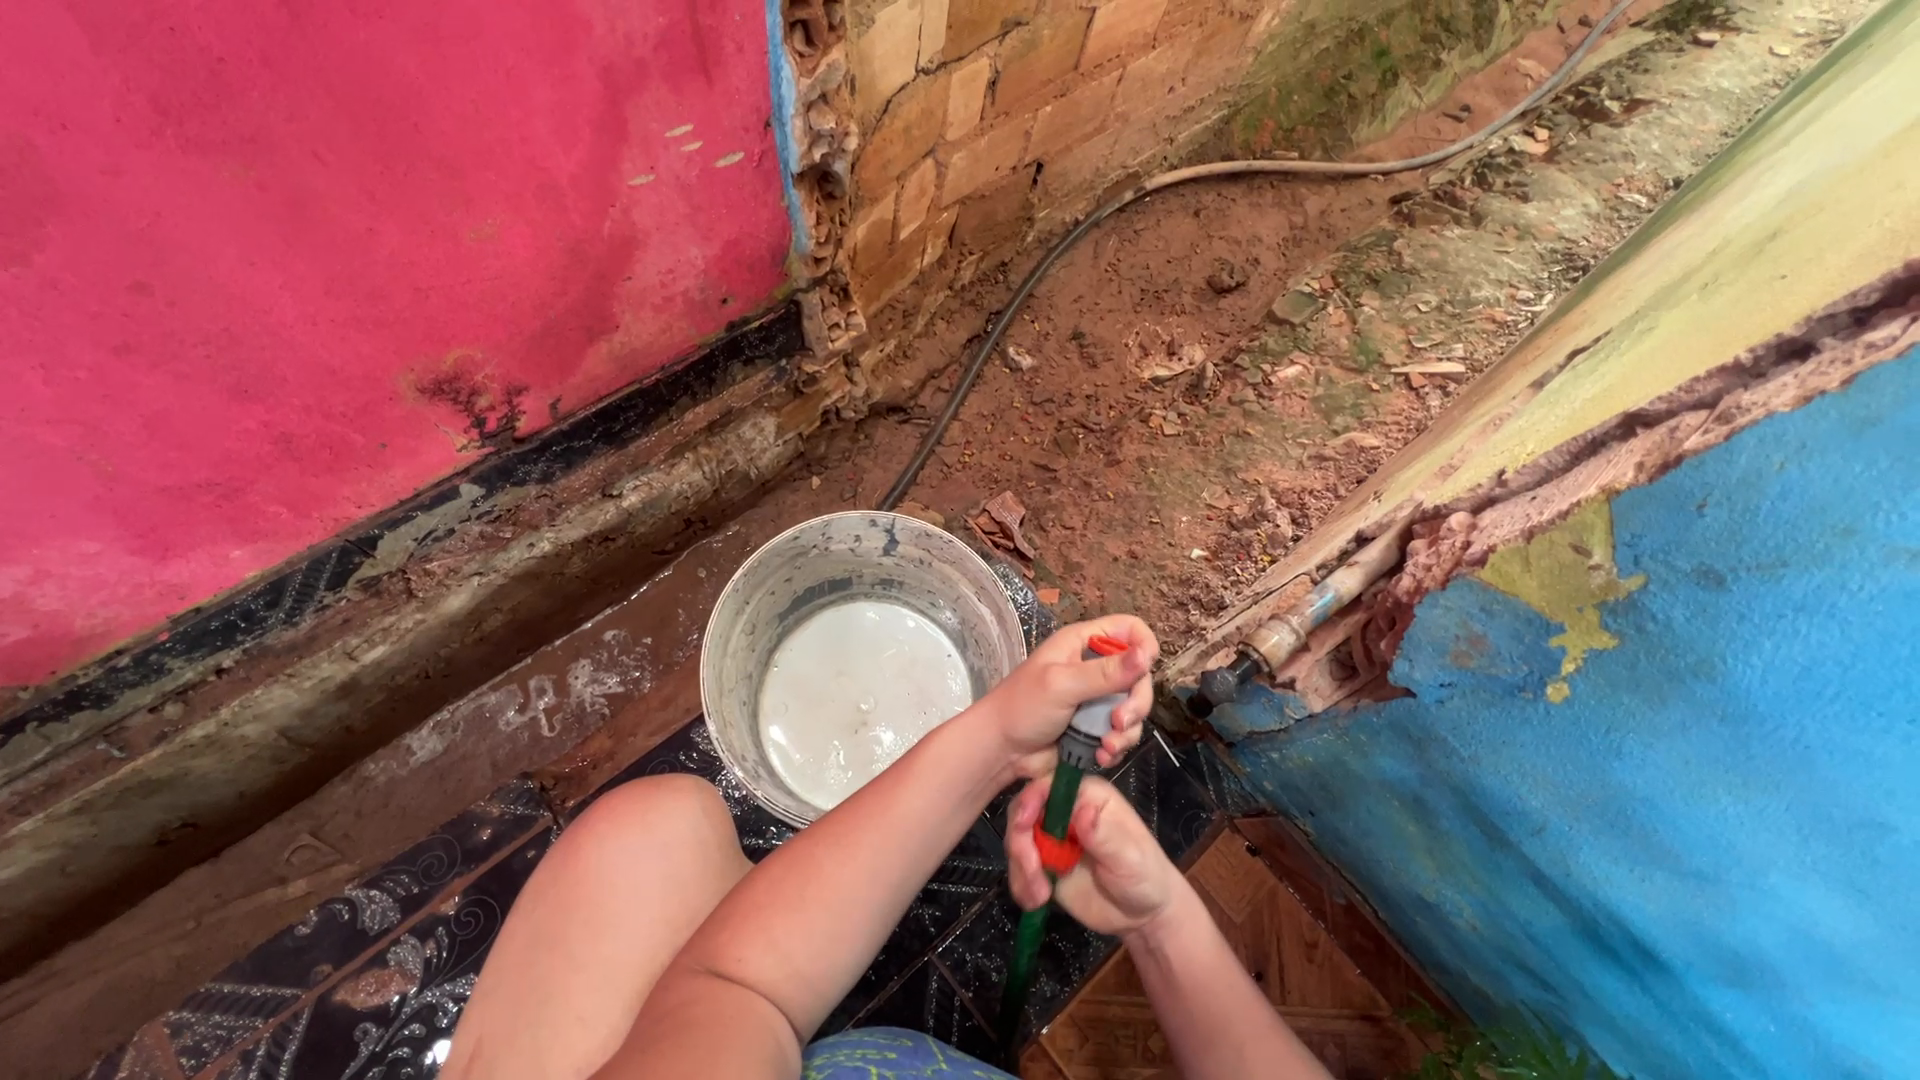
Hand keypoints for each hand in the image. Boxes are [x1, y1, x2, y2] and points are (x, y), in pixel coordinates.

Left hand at [975, 616, 1157, 777]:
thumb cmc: (1023, 707)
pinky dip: (1117, 745)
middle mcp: (1094, 667)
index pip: (1129, 629)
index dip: (1143, 645)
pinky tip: (1101, 755)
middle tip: (1119, 722)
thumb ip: (1105, 673)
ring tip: (1105, 746)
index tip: (1145, 670)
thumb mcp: (1062, 685)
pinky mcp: (1096, 727)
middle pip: (1139, 675)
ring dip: (1126, 731)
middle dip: (1135, 702)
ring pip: (1134, 708)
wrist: (1001, 750)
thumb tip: (1147, 654)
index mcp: (1083, 643)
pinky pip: (1123, 733)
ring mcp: (1096, 699)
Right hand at [1005, 775, 1181, 936]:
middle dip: (1020, 842)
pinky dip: (1021, 885)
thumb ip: (1104, 836)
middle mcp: (1065, 811)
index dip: (1031, 798)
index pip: (1051, 784)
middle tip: (1033, 872)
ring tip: (1040, 896)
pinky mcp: (1042, 863)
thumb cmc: (1145, 877)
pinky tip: (1037, 902)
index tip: (1022, 824)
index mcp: (1089, 796)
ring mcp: (1051, 837)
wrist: (1141, 916)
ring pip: (1016, 840)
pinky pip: (1018, 867)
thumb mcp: (1129, 858)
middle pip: (1024, 811)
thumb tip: (1083, 810)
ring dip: (1021, 869)